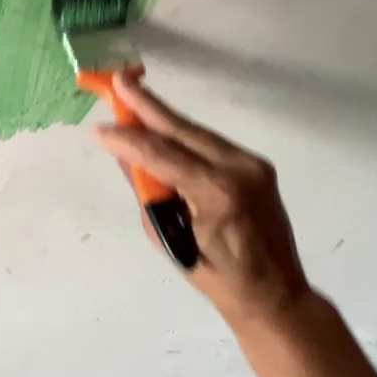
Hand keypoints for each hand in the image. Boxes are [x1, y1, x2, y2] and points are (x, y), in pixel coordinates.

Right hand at [93, 70, 314, 326]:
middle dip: (146, 104)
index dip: (126, 139)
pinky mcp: (256, 164)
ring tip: (131, 95)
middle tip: (117, 81)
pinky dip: (182, 134)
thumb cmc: (218, 278)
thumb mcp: (170, 239)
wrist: (278, 295)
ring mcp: (251, 164)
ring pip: (195, 131)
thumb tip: (124, 153)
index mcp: (216, 193)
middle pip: (181, 129)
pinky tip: (161, 125)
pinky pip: (209, 142)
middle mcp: (237, 169)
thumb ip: (147, 191)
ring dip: (162, 116)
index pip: (160, 154)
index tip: (98, 130)